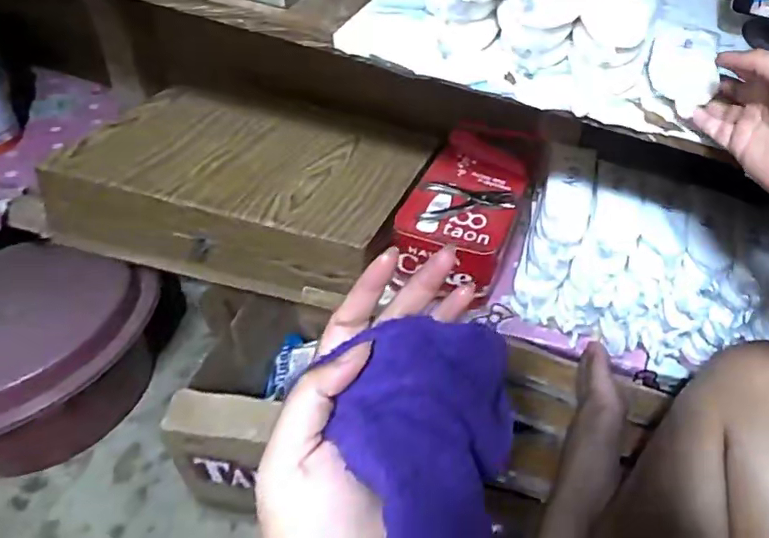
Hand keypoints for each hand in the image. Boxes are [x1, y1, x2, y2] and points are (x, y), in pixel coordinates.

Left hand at [257, 246, 476, 537]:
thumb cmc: (312, 522)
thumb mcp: (290, 461)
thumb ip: (313, 396)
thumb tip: (364, 341)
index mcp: (334, 393)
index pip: (350, 327)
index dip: (369, 289)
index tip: (393, 256)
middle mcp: (372, 389)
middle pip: (397, 326)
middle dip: (421, 288)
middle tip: (450, 257)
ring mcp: (405, 405)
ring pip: (427, 344)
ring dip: (448, 312)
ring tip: (472, 285)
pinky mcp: (436, 422)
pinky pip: (450, 376)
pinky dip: (463, 350)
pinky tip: (478, 333)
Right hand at [691, 49, 768, 221]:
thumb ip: (762, 62)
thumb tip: (725, 57)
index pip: (749, 66)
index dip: (730, 59)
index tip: (706, 52)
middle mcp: (761, 101)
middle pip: (730, 86)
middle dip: (710, 76)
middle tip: (684, 66)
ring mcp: (747, 124)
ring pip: (717, 106)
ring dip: (699, 95)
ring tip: (676, 82)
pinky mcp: (737, 145)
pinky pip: (712, 128)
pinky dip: (696, 117)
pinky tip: (682, 104)